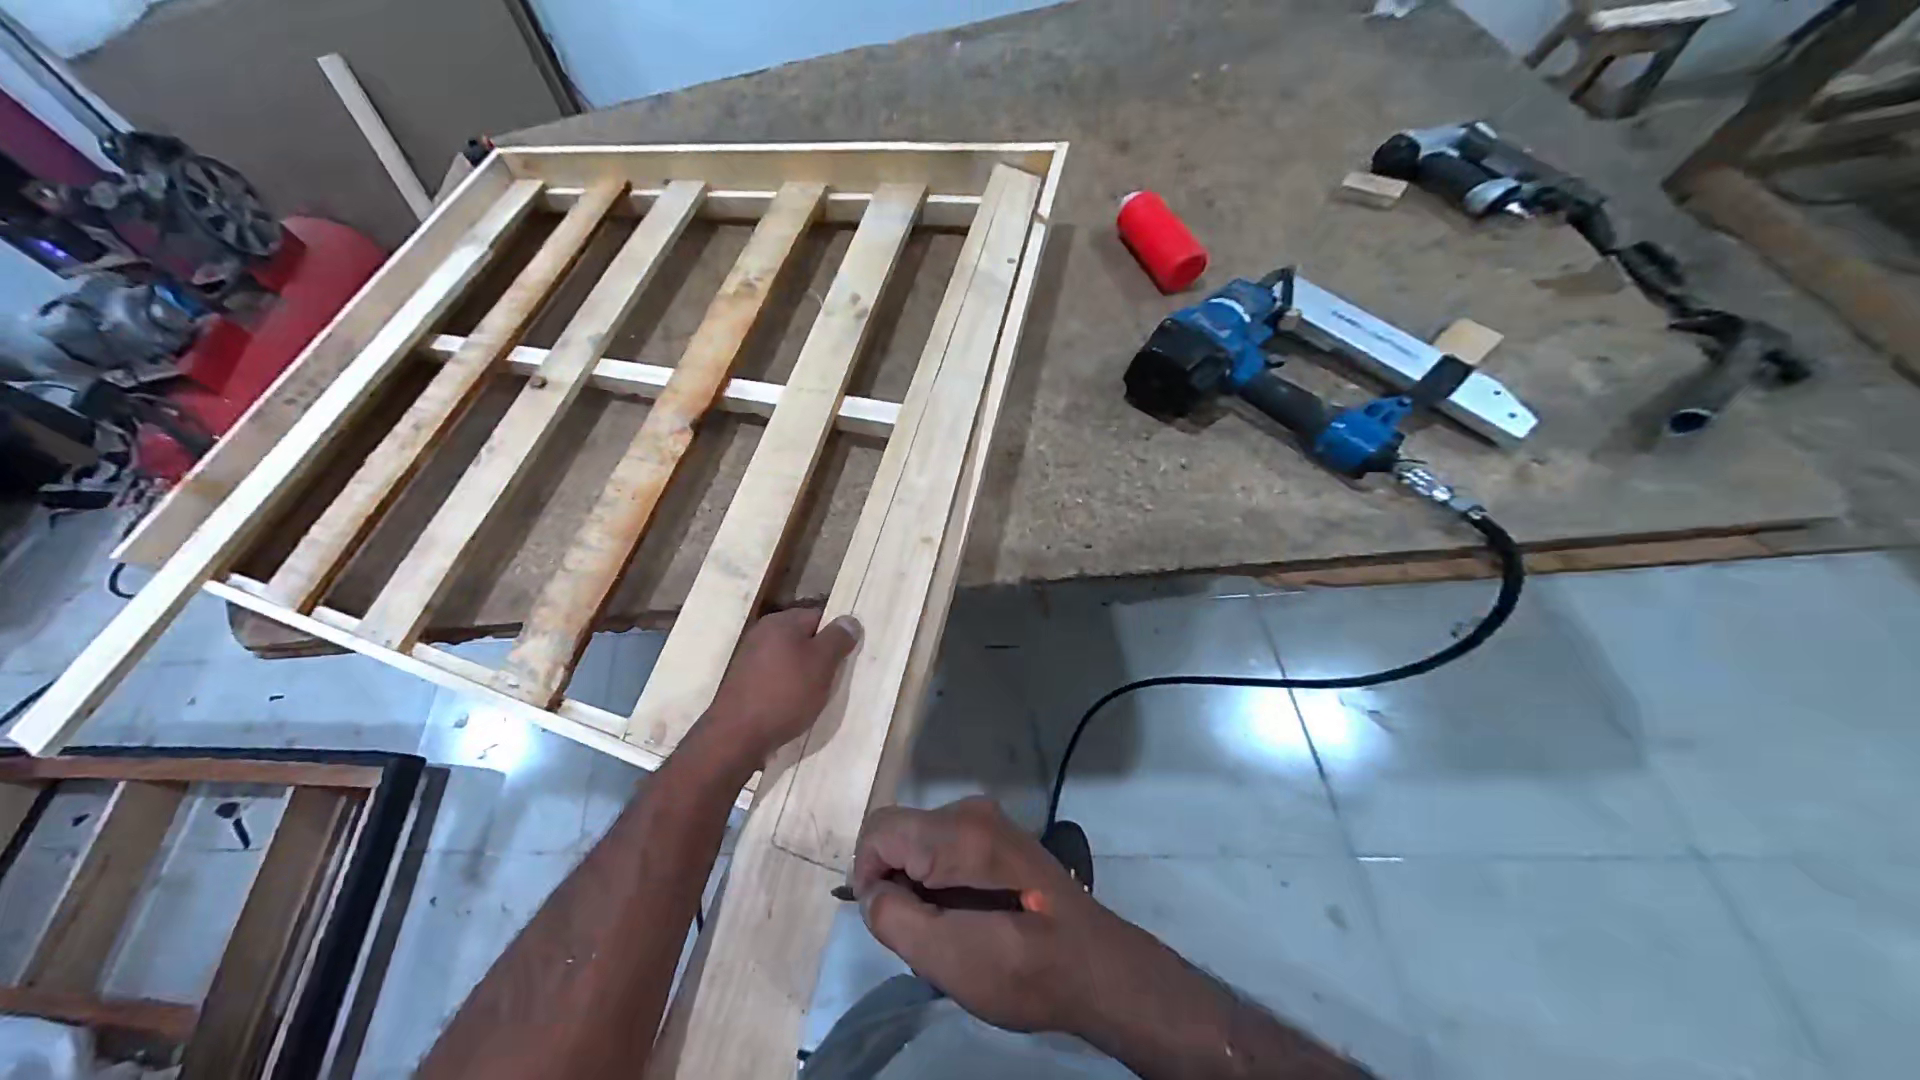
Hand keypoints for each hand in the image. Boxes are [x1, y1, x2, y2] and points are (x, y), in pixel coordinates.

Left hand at [696, 607, 860, 768]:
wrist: (736, 737)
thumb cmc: (785, 694)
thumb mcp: (822, 664)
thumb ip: (838, 638)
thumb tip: (850, 620)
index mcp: (781, 622)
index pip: (819, 616)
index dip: (836, 634)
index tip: (847, 656)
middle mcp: (762, 633)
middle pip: (804, 637)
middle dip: (821, 655)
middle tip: (834, 678)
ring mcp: (750, 657)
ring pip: (790, 658)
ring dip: (805, 673)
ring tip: (815, 695)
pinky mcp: (744, 681)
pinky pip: (776, 675)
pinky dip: (788, 686)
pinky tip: (793, 705)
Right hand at [851, 798, 1146, 1035]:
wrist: (1098, 969)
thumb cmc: (1024, 969)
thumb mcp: (948, 957)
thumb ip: (894, 918)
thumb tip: (872, 890)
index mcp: (959, 831)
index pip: (879, 829)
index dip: (867, 875)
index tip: (889, 921)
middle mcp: (971, 810)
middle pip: (899, 834)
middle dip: (895, 883)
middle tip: (921, 935)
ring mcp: (989, 820)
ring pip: (920, 843)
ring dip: (917, 887)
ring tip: (947, 932)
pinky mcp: (999, 837)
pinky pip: (945, 848)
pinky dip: (939, 881)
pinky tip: (966, 918)